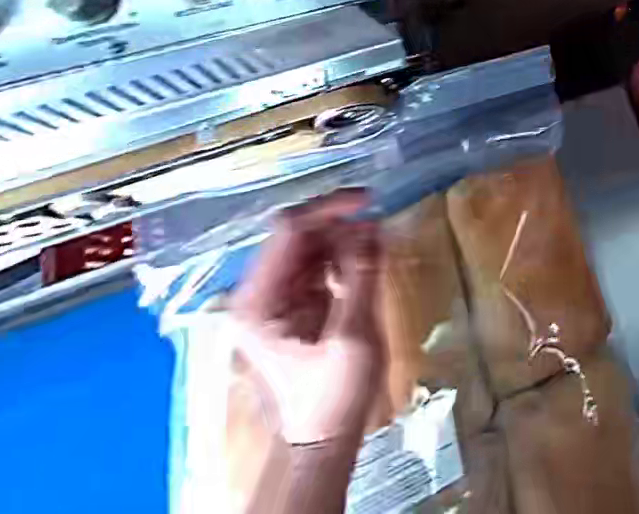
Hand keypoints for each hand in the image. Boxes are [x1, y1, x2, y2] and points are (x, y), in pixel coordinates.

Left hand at [229, 190, 383, 445]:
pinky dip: (345, 253)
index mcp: (258, 301)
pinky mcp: (297, 303)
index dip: (329, 208)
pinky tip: (368, 260)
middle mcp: (260, 293)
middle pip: (298, 233)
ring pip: (311, 244)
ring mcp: (277, 297)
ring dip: (345, 237)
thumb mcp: (352, 334)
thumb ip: (360, 276)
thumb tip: (372, 225)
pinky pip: (320, 261)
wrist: (324, 438)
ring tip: (377, 245)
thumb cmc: (334, 394)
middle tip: (380, 225)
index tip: (370, 200)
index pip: (288, 230)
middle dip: (340, 222)